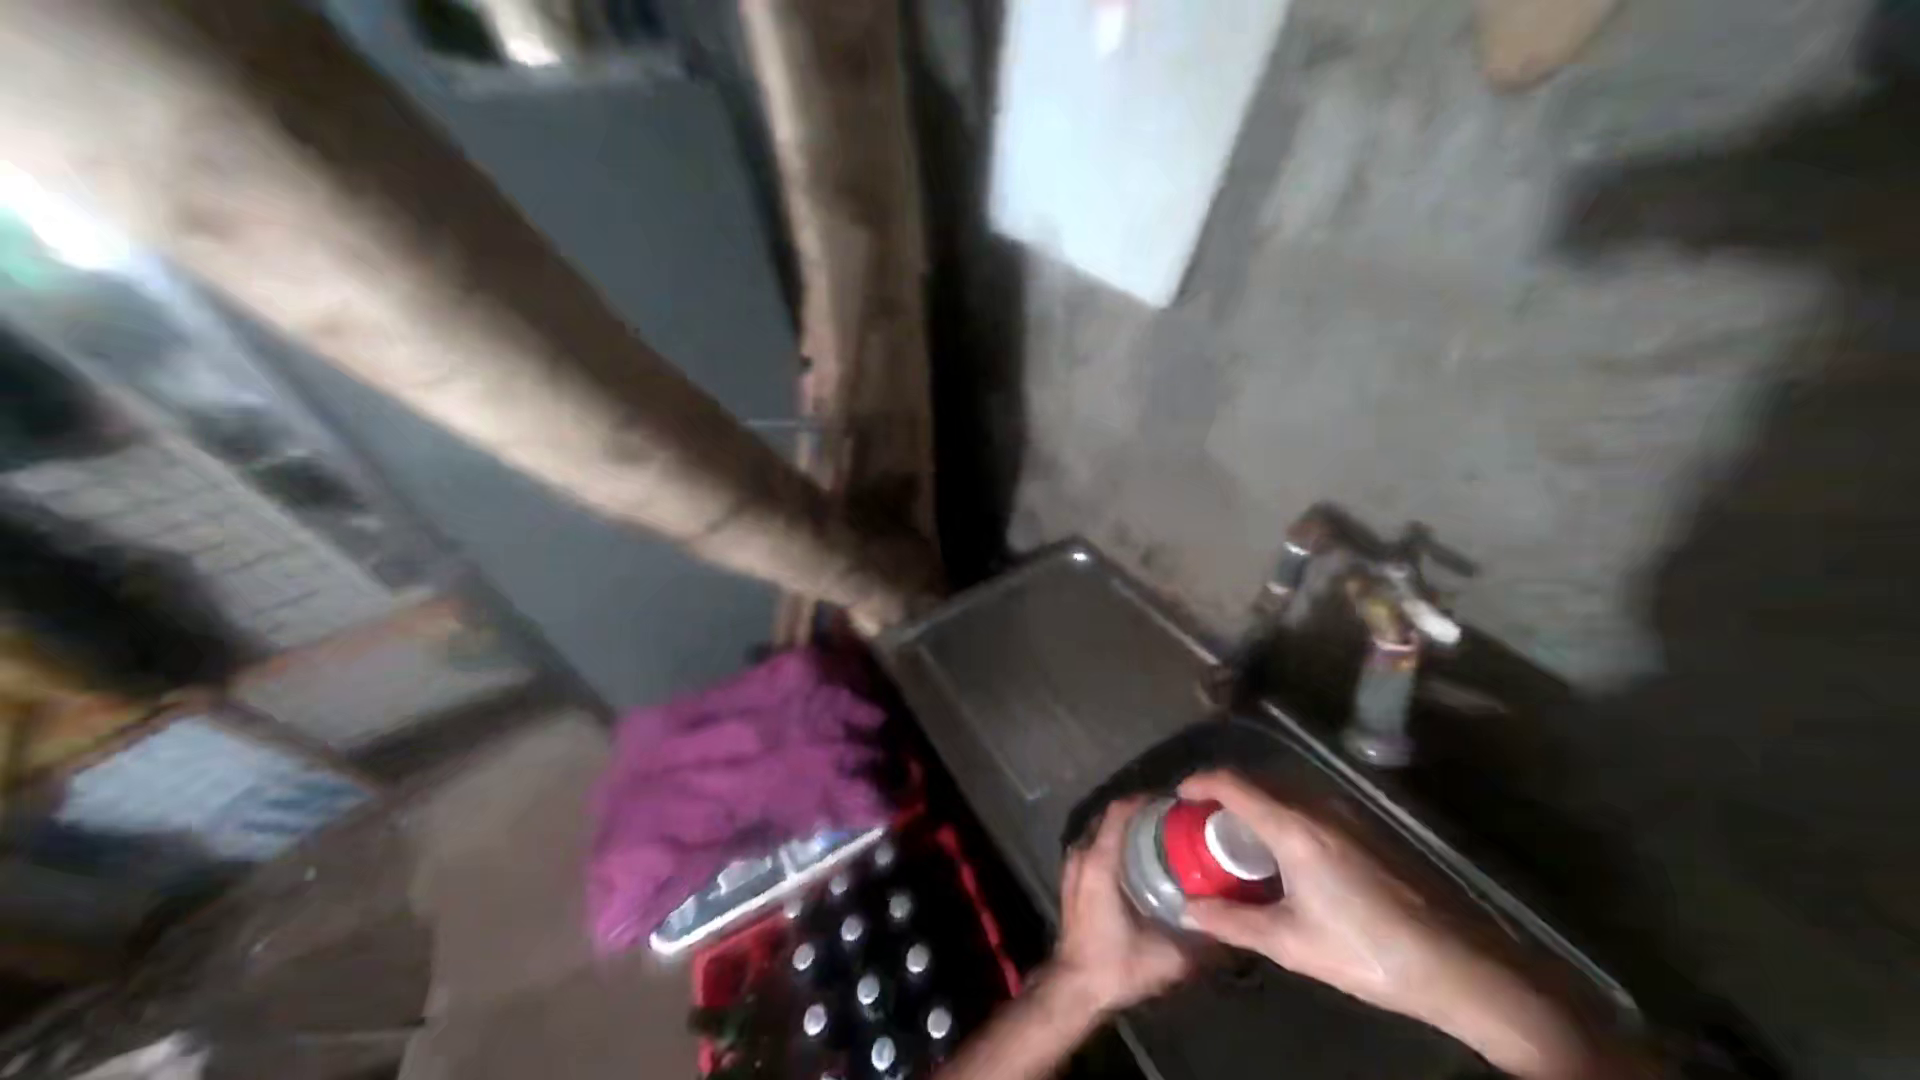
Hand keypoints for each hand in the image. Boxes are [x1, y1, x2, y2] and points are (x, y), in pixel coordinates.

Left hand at [1044, 796, 1191, 1017]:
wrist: (1074, 987)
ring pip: (1099, 829)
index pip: (1119, 812)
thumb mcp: (1167, 957)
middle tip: (1172, 817)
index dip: (1144, 800)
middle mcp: (1082, 855)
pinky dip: (1112, 840)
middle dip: (1138, 810)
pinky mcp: (1071, 878)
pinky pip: (1092, 844)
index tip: (1172, 801)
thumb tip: (1236, 930)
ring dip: (1124, 825)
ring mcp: (1072, 865)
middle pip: (1109, 816)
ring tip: (1157, 833)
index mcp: (1100, 862)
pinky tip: (1136, 856)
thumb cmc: (1116, 964)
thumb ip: (1203, 944)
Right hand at [1177, 772, 1631, 1078]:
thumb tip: (1189, 910)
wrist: (1460, 964)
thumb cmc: (1367, 952)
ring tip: (1237, 836)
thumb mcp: (1292, 944)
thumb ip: (1234, 922)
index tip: (1178, 795)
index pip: (1232, 783)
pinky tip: (1283, 850)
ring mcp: (1345, 813)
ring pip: (1283, 788)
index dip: (1200, 782)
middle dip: (1222, 792)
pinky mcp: (1365, 827)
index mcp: (1293, 828)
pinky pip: (1306, 801)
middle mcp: (1316, 807)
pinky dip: (1279, 810)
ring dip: (1253, 800)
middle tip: (1202, 822)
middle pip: (1255, 779)